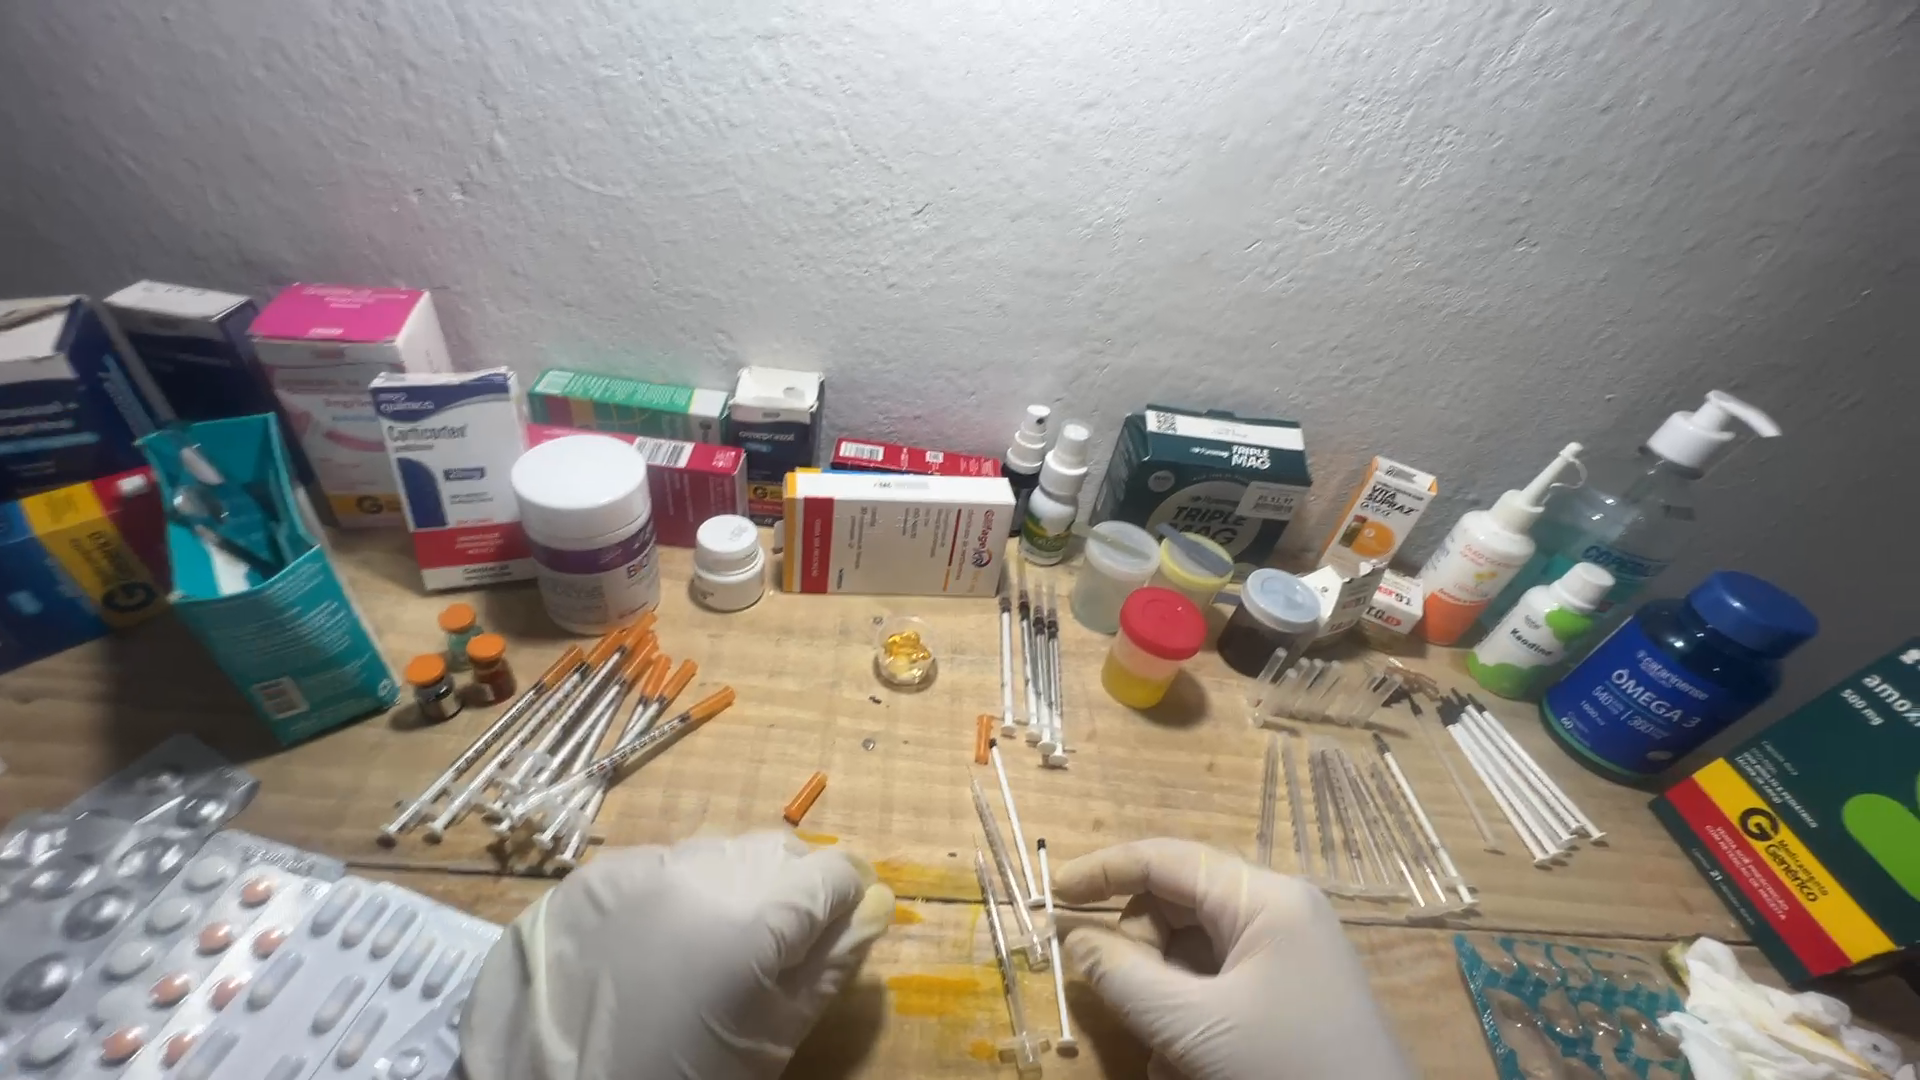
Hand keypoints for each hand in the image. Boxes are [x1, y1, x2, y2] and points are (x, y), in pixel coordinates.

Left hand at [461, 831, 895, 1079]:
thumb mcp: (770, 1039)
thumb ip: (831, 965)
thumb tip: (875, 905)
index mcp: (752, 923)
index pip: (832, 870)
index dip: (848, 890)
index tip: (847, 912)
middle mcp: (700, 874)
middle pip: (779, 850)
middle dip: (795, 884)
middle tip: (778, 937)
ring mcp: (642, 867)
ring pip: (722, 848)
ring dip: (738, 879)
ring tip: (714, 937)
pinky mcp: (597, 873)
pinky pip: (664, 860)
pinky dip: (680, 886)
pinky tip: (661, 935)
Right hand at [1053, 838, 1413, 1079]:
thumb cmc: (1291, 1077)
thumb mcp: (1196, 1030)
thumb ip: (1124, 977)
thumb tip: (1074, 939)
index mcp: (1263, 897)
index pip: (1164, 858)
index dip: (1103, 870)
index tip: (1054, 893)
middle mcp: (1277, 910)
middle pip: (1177, 905)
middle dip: (1142, 954)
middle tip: (1125, 1004)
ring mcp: (1288, 951)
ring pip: (1194, 950)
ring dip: (1164, 998)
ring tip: (1165, 1057)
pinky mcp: (1291, 991)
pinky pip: (1220, 983)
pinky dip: (1192, 1017)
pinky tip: (1188, 1068)